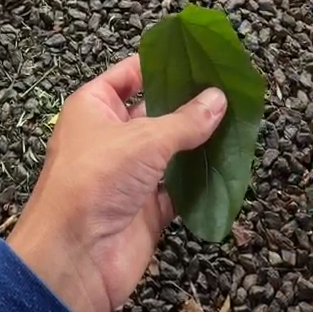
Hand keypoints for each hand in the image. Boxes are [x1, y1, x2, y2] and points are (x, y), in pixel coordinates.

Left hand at [8, 55, 227, 311]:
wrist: (74, 257)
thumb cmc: (94, 180)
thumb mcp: (143, 139)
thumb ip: (185, 120)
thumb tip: (218, 98)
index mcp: (94, 105)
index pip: (129, 74)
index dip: (159, 63)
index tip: (195, 54)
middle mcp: (110, 135)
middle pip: (153, 110)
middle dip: (187, 102)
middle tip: (228, 88)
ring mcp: (129, 172)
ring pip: (169, 149)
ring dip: (198, 141)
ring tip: (238, 121)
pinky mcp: (146, 208)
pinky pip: (177, 188)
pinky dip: (199, 180)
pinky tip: (228, 165)